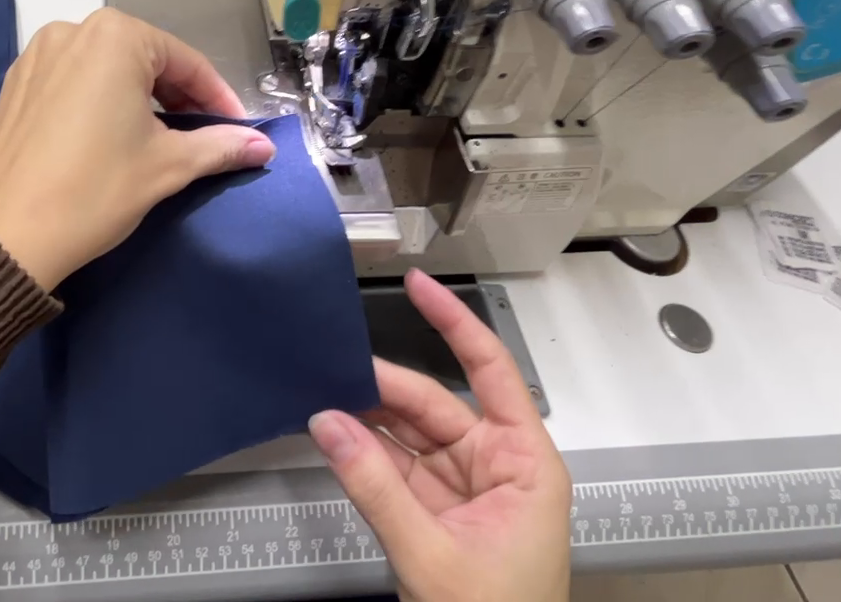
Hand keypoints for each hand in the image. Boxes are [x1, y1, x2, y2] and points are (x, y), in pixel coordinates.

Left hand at [0, 9, 275, 290]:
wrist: (7, 236)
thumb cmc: (96, 190)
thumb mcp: (168, 166)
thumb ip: (221, 146)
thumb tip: (264, 146)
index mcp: (115, 36)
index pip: (184, 62)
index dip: (218, 98)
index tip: (238, 129)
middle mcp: (72, 30)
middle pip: (144, 60)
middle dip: (178, 97)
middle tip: (201, 136)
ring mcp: (37, 54)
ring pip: (107, 69)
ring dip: (139, 98)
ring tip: (157, 138)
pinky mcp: (15, 83)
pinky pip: (73, 81)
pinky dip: (99, 101)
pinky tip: (108, 136)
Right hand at [308, 269, 570, 601]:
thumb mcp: (432, 557)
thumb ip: (374, 486)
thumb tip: (323, 419)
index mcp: (523, 463)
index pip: (490, 372)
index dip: (454, 324)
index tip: (418, 284)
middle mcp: (494, 463)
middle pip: (432, 403)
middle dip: (380, 385)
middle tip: (326, 365)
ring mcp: (459, 487)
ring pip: (405, 431)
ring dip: (363, 416)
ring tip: (317, 392)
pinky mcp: (431, 510)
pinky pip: (391, 464)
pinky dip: (360, 450)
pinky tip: (329, 430)